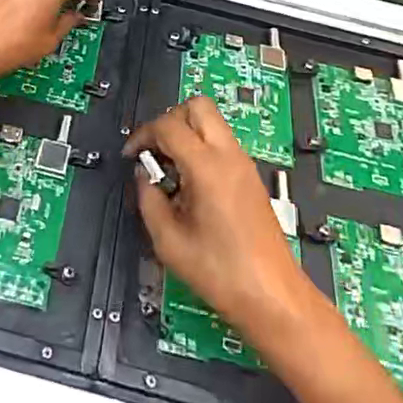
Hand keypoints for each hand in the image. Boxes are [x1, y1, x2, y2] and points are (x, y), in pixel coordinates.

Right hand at [124, 96, 315, 332]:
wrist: (271, 296)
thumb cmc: (220, 273)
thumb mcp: (168, 241)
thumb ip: (148, 199)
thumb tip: (144, 176)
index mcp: (207, 167)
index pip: (169, 125)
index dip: (143, 135)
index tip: (131, 155)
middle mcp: (229, 156)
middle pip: (197, 105)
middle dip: (169, 119)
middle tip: (155, 150)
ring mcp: (244, 164)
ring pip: (212, 121)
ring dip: (187, 132)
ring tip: (171, 169)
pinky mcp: (251, 176)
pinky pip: (222, 142)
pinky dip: (202, 147)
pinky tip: (190, 183)